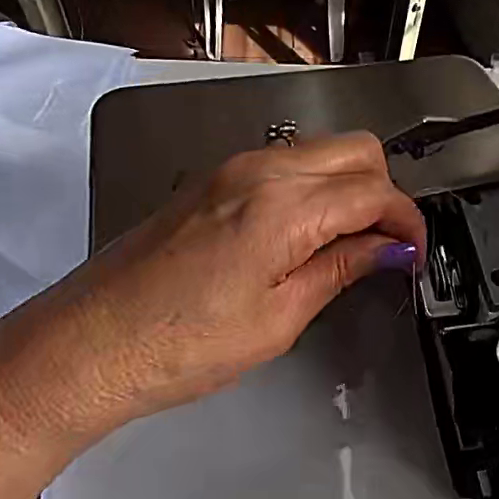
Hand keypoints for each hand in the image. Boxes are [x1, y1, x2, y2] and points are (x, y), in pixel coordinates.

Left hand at [0, 131, 425, 442]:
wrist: (83, 347)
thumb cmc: (175, 346)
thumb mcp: (279, 319)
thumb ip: (341, 268)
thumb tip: (389, 249)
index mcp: (280, 207)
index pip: (375, 191)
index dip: (408, 222)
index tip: (415, 254)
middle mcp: (258, 170)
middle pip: (358, 151)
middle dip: (387, 193)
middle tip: (388, 245)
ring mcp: (232, 169)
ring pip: (325, 151)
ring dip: (354, 188)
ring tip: (354, 244)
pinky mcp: (214, 180)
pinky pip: (290, 164)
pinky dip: (319, 188)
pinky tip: (313, 234)